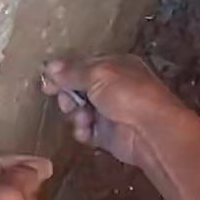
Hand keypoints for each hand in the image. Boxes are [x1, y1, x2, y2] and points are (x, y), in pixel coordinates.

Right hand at [41, 55, 191, 170]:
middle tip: (65, 100)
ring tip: (83, 117)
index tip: (47, 80)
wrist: (152, 131)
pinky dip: (83, 130)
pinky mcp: (108, 134)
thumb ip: (71, 71)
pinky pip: (86, 130)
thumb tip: (49, 66)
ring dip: (76, 114)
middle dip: (68, 95)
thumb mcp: (98, 74)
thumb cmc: (128, 94)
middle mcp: (114, 87)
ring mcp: (111, 111)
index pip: (84, 65)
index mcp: (116, 65)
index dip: (65, 72)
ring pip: (80, 110)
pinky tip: (86, 130)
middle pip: (79, 88)